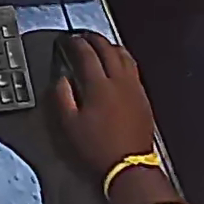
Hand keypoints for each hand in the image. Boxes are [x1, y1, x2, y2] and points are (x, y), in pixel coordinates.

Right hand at [53, 32, 179, 203]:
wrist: (129, 167)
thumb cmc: (96, 147)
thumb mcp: (69, 124)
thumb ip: (62, 96)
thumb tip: (61, 78)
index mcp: (98, 86)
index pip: (86, 54)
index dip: (75, 43)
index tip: (67, 40)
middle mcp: (119, 82)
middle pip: (107, 50)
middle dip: (93, 39)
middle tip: (82, 36)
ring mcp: (134, 88)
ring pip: (124, 56)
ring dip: (110, 46)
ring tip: (100, 45)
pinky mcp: (143, 97)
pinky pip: (133, 68)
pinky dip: (122, 58)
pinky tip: (117, 63)